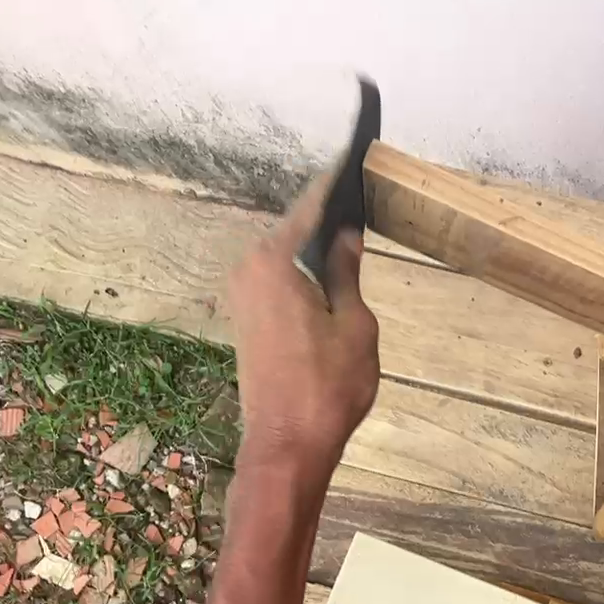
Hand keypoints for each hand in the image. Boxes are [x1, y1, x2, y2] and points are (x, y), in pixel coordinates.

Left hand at [226, 170, 380, 481]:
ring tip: (353, 245)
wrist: (288, 445)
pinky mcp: (244, 320)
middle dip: (327, 222)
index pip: (311, 206)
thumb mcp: (356, 324)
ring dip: (315, 252)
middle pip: (295, 231)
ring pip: (286, 259)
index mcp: (275, 259)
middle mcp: (248, 268)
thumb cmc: (328, 386)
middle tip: (362, 210)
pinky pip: (278, 282)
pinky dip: (302, 276)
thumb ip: (348, 272)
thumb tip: (347, 234)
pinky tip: (329, 282)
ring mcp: (241, 295)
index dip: (337, 185)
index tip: (355, 159)